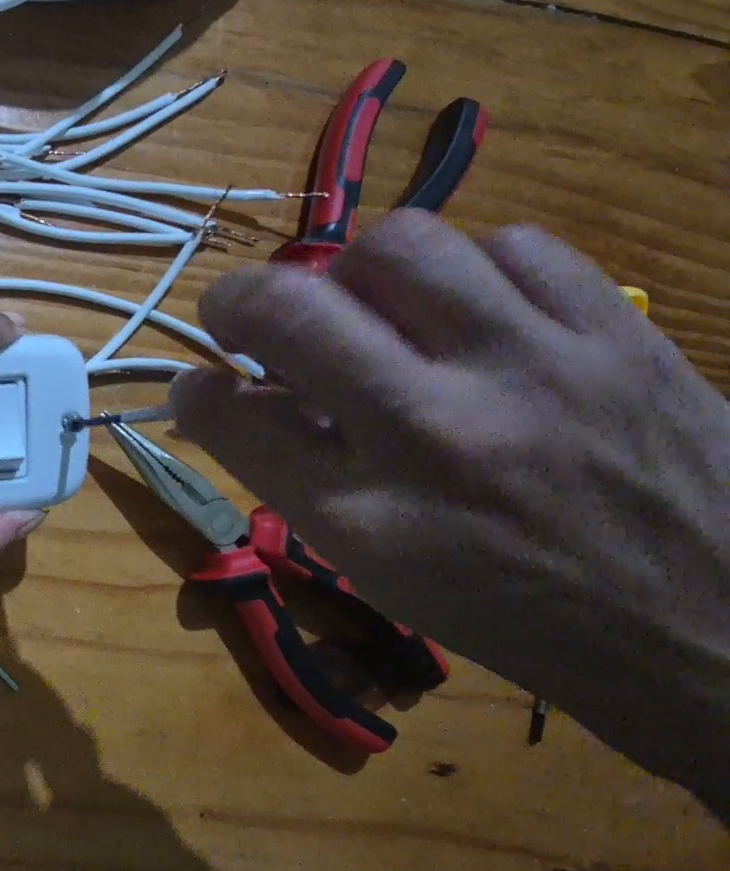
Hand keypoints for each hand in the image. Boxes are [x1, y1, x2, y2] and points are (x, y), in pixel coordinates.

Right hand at [171, 210, 729, 800]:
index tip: (199, 385)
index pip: (231, 417)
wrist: (710, 624)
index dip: (193, 390)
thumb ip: (291, 473)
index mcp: (362, 514)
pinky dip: (467, 269)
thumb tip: (229, 397)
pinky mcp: (618, 333)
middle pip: (291, 310)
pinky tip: (467, 313)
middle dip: (235, 300)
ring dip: (351, 274)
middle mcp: (435, 433)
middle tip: (243, 318)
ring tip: (365, 311)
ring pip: (401, 246)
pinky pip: (514, 245)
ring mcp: (535, 370)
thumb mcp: (372, 564)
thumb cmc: (506, 608)